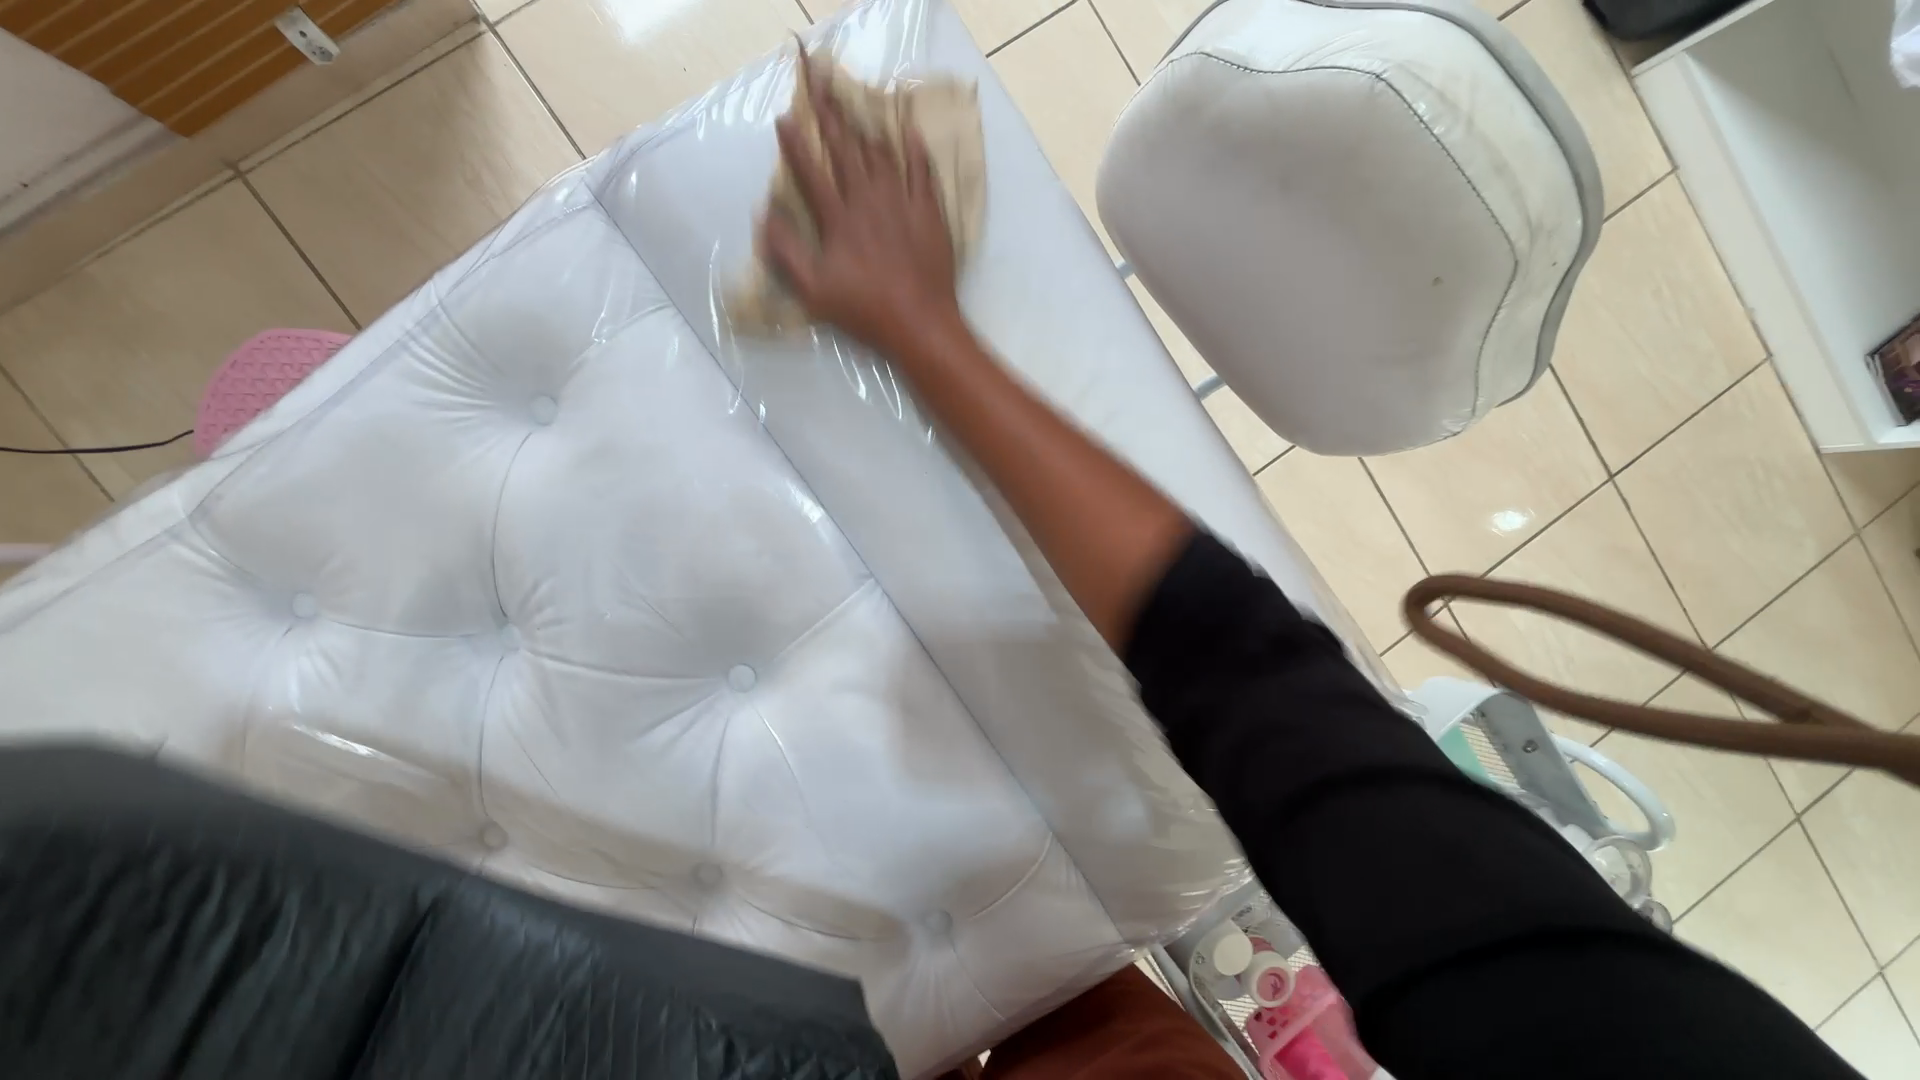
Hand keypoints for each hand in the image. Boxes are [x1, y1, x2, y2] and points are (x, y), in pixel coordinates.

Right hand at [763, 52, 967, 358]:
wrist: (921, 322)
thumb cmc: (865, 310)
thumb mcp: (814, 291)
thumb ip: (786, 252)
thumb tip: (764, 214)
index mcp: (838, 219)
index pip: (811, 172)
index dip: (796, 144)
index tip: (785, 117)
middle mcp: (868, 201)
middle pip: (845, 150)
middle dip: (830, 115)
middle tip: (820, 81)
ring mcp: (902, 203)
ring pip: (881, 155)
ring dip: (865, 127)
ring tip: (855, 103)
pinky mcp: (929, 212)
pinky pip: (922, 171)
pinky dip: (914, 148)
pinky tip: (909, 130)